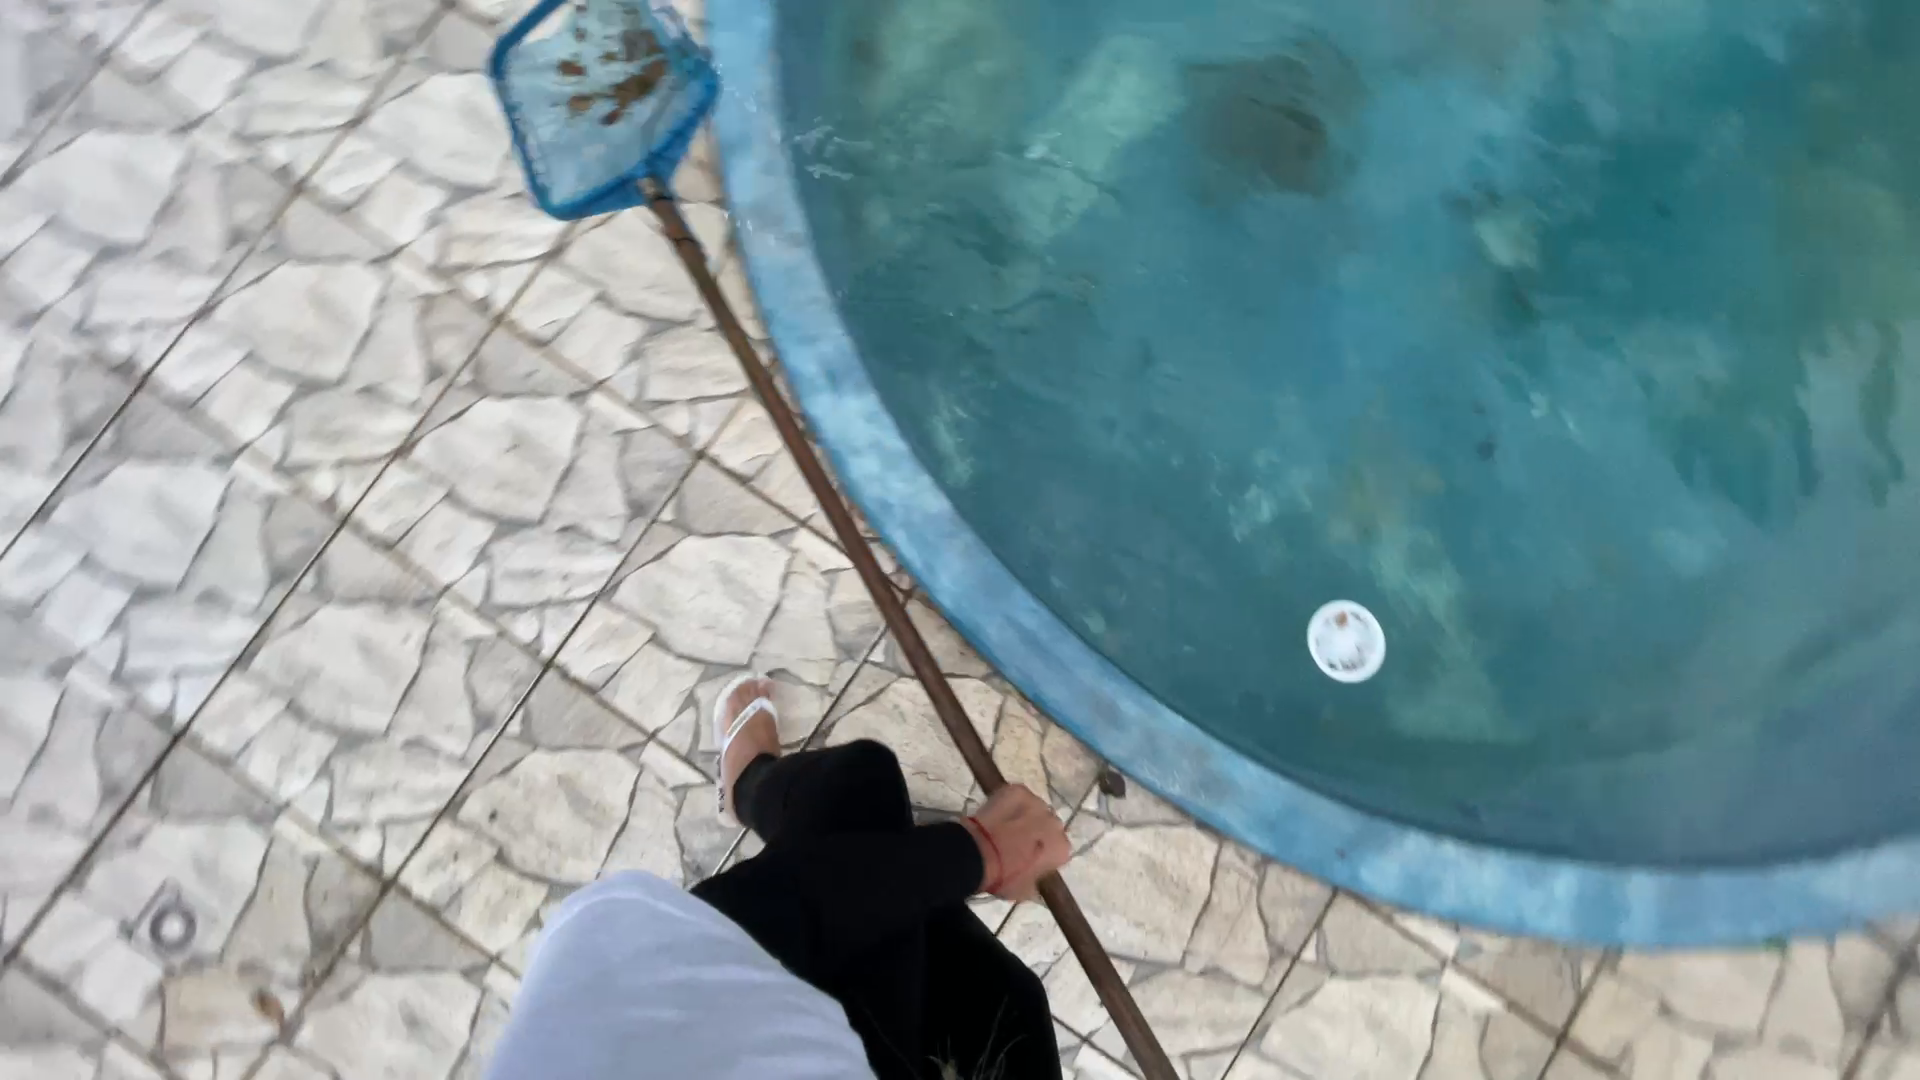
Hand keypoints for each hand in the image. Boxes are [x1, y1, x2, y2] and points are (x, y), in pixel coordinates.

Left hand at [964, 785, 1070, 901]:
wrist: (977, 852)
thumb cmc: (1003, 876)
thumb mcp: (1025, 890)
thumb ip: (1036, 879)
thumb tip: (1034, 877)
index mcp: (1061, 848)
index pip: (1060, 849)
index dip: (1046, 853)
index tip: (1033, 858)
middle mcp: (1055, 822)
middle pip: (1050, 825)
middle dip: (1039, 831)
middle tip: (1020, 841)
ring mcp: (1037, 802)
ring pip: (1036, 808)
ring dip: (1027, 815)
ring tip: (1008, 824)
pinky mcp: (1018, 789)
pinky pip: (1019, 795)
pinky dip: (1012, 802)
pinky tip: (1000, 811)